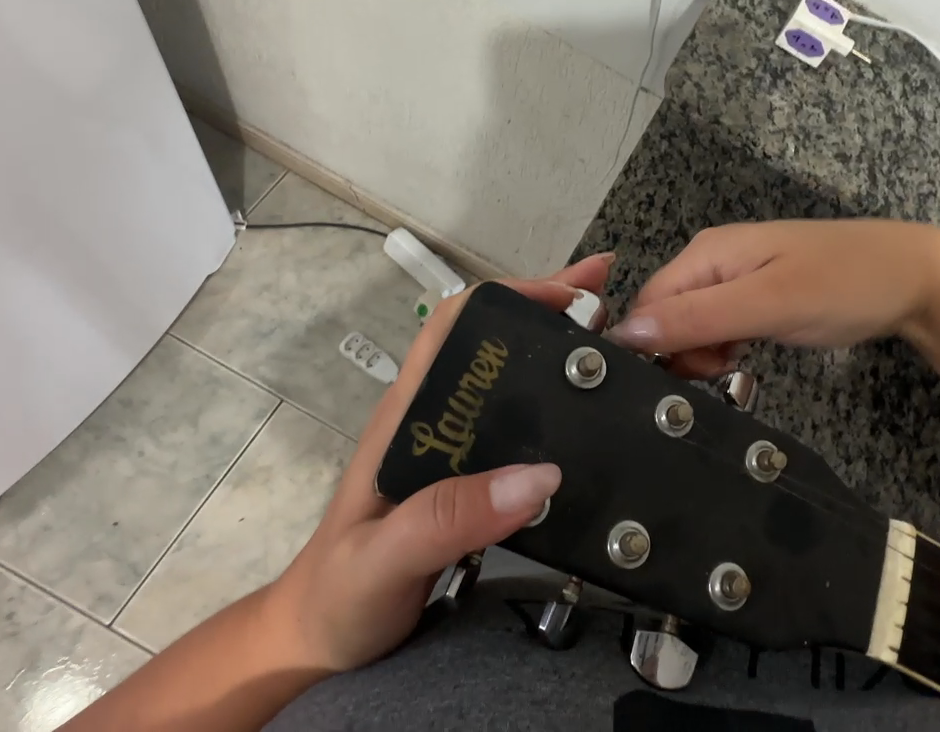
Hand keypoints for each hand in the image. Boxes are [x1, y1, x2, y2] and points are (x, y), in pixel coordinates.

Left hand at [259, 252, 615, 673]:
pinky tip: (597, 419)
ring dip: (560, 353)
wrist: (319, 644)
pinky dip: (561, 407)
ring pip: (512, 382)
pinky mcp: (473, 481)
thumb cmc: (339, 596)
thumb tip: (542, 474)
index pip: (453, 325)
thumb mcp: (385, 559)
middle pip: (492, 341)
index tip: (571, 296)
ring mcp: (455, 450)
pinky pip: (523, 429)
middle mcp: (435, 419)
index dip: (509, 296)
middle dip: (550, 309)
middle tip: (612, 301)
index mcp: (408, 414)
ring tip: (620, 346)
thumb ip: (448, 518)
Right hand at [606, 221, 939, 377]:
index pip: (648, 304)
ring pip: (693, 325)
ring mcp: (738, 278)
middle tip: (719, 377)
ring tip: (735, 372)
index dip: (652, 346)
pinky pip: (720, 326)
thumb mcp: (768, 305)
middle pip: (667, 315)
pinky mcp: (759, 296)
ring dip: (703, 355)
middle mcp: (713, 261)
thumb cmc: (843, 286)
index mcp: (706, 254)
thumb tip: (624, 333)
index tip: (679, 383)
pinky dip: (724, 349)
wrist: (918, 278)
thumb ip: (697, 319)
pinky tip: (745, 361)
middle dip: (680, 353)